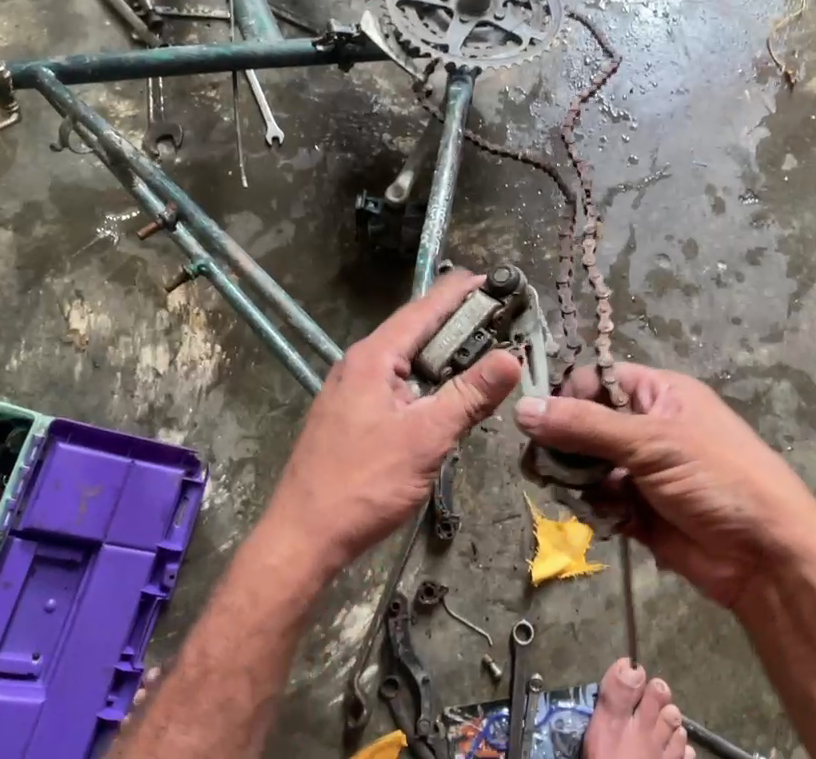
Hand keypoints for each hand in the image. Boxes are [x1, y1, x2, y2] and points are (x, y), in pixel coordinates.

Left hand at [262, 270, 524, 571]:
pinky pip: (396, 386)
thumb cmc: (364, 484)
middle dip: (457, 324)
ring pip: (405, 362)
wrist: (304, 536)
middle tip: (501, 321)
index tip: (494, 279)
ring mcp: (351, 391)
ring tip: (483, 354)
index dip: (460, 293)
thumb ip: (469, 396)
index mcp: (372, 358)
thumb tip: (511, 357)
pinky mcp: (351, 417)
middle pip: (415, 333)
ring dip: (443, 357)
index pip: (423, 310)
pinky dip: (426, 383)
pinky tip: (446, 397)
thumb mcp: (426, 438)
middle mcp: (358, 364)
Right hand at [515, 362, 815, 608]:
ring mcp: (642, 471)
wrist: (767, 559)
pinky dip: (594, 509)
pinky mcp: (638, 511)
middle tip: (541, 465)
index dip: (566, 396)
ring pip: (586, 466)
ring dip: (576, 480)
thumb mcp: (652, 442)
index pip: (596, 380)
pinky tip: (602, 518)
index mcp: (659, 394)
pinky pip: (599, 501)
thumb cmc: (718, 480)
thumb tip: (522, 407)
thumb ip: (584, 426)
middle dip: (563, 445)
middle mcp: (647, 428)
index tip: (538, 422)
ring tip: (571, 494)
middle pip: (584, 425)